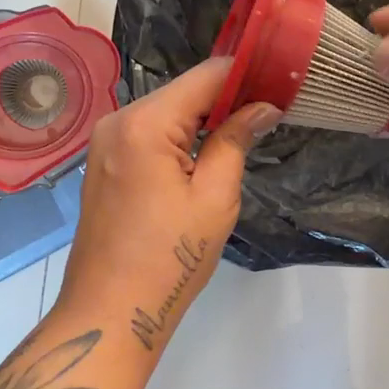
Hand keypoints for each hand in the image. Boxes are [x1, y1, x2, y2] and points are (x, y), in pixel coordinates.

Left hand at [56, 58, 279, 355]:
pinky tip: (210, 147)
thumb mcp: (215, 197)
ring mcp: (106, 141)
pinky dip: (182, 133)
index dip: (247, 74)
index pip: (207, 76)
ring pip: (169, 110)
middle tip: (273, 107)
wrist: (108, 315)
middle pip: (185, 90)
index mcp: (145, 123)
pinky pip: (151, 131)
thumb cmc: (169, 258)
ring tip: (250, 126)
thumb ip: (237, 139)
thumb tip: (264, 106)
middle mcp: (118, 119)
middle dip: (229, 96)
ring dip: (206, 116)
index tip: (282, 81)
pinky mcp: (105, 161)